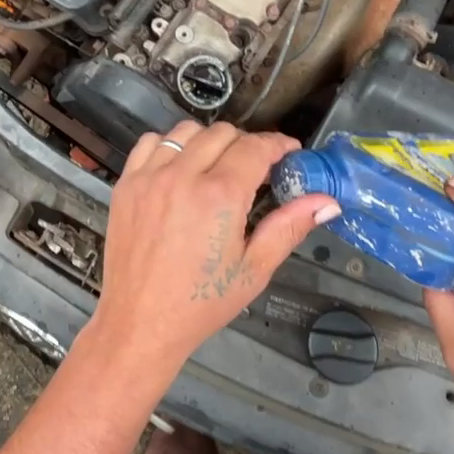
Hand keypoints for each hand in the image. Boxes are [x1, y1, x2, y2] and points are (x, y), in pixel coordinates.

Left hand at [87, 121, 340, 366]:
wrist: (140, 323)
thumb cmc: (200, 303)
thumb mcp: (254, 269)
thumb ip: (289, 226)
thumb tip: (326, 201)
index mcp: (219, 196)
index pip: (256, 147)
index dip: (278, 144)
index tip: (288, 151)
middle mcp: (182, 176)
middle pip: (223, 133)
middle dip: (245, 144)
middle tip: (254, 170)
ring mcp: (150, 177)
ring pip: (187, 131)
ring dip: (208, 141)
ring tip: (217, 167)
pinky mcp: (126, 183)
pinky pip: (151, 142)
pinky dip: (169, 146)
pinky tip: (179, 169)